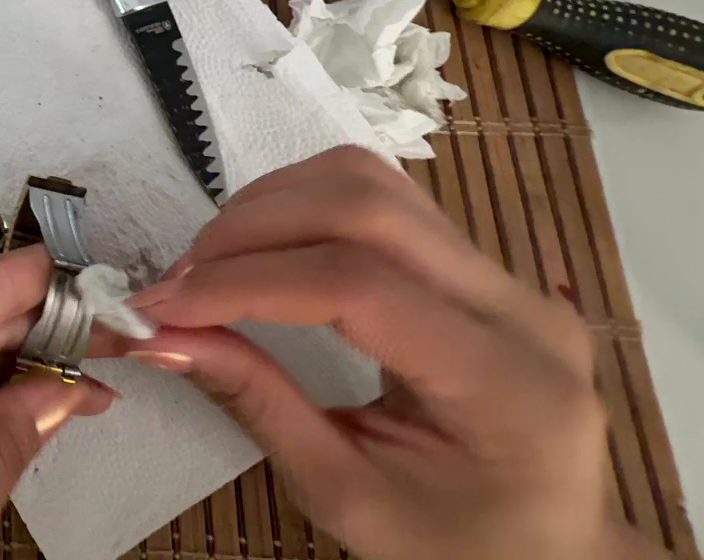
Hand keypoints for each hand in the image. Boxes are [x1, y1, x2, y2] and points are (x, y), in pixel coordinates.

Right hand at [123, 146, 661, 559]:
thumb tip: (155, 332)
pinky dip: (290, 200)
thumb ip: (253, 401)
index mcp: (509, 387)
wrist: (549, 549)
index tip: (160, 306)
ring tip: (212, 264)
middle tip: (180, 282)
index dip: (243, 282)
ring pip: (361, 180)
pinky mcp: (465, 255)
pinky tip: (258, 247)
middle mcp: (518, 308)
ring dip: (265, 206)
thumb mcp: (344, 496)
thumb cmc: (451, 542)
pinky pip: (367, 188)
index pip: (358, 284)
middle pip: (361, 206)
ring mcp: (498, 271)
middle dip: (245, 231)